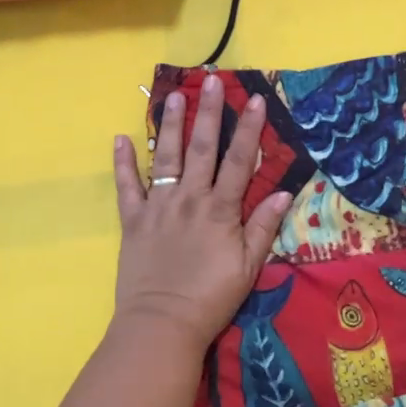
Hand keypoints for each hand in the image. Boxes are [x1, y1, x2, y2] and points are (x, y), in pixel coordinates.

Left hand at [111, 76, 292, 347]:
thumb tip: (285, 192)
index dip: (248, 129)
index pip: (239, 161)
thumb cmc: (211, 299)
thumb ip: (263, 227)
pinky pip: (126, 187)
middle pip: (201, 148)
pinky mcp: (133, 221)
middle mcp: (190, 199)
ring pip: (164, 158)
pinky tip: (120, 138)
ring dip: (168, 125)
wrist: (161, 326)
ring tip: (173, 95)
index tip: (255, 98)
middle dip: (208, 112)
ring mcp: (158, 208)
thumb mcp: (248, 267)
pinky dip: (122, 162)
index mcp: (220, 210)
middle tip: (210, 80)